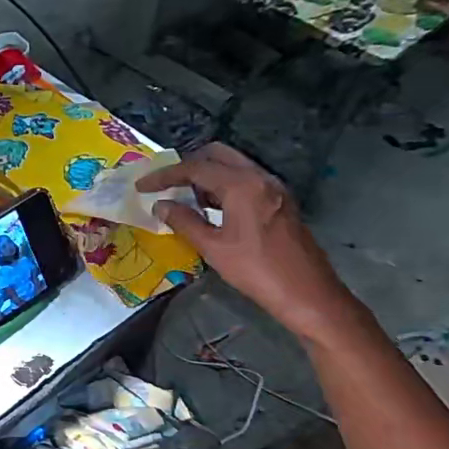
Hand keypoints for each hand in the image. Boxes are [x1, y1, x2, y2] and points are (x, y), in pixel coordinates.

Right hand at [137, 143, 369, 347]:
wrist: (306, 292)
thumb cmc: (256, 270)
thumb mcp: (213, 247)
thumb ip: (184, 221)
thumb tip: (161, 206)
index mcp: (242, 185)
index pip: (195, 168)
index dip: (164, 175)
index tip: (142, 186)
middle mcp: (260, 177)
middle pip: (217, 155)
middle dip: (187, 165)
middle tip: (165, 184)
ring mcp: (273, 188)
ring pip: (232, 166)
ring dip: (205, 175)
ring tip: (183, 197)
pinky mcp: (279, 201)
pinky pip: (245, 180)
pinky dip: (222, 185)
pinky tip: (209, 207)